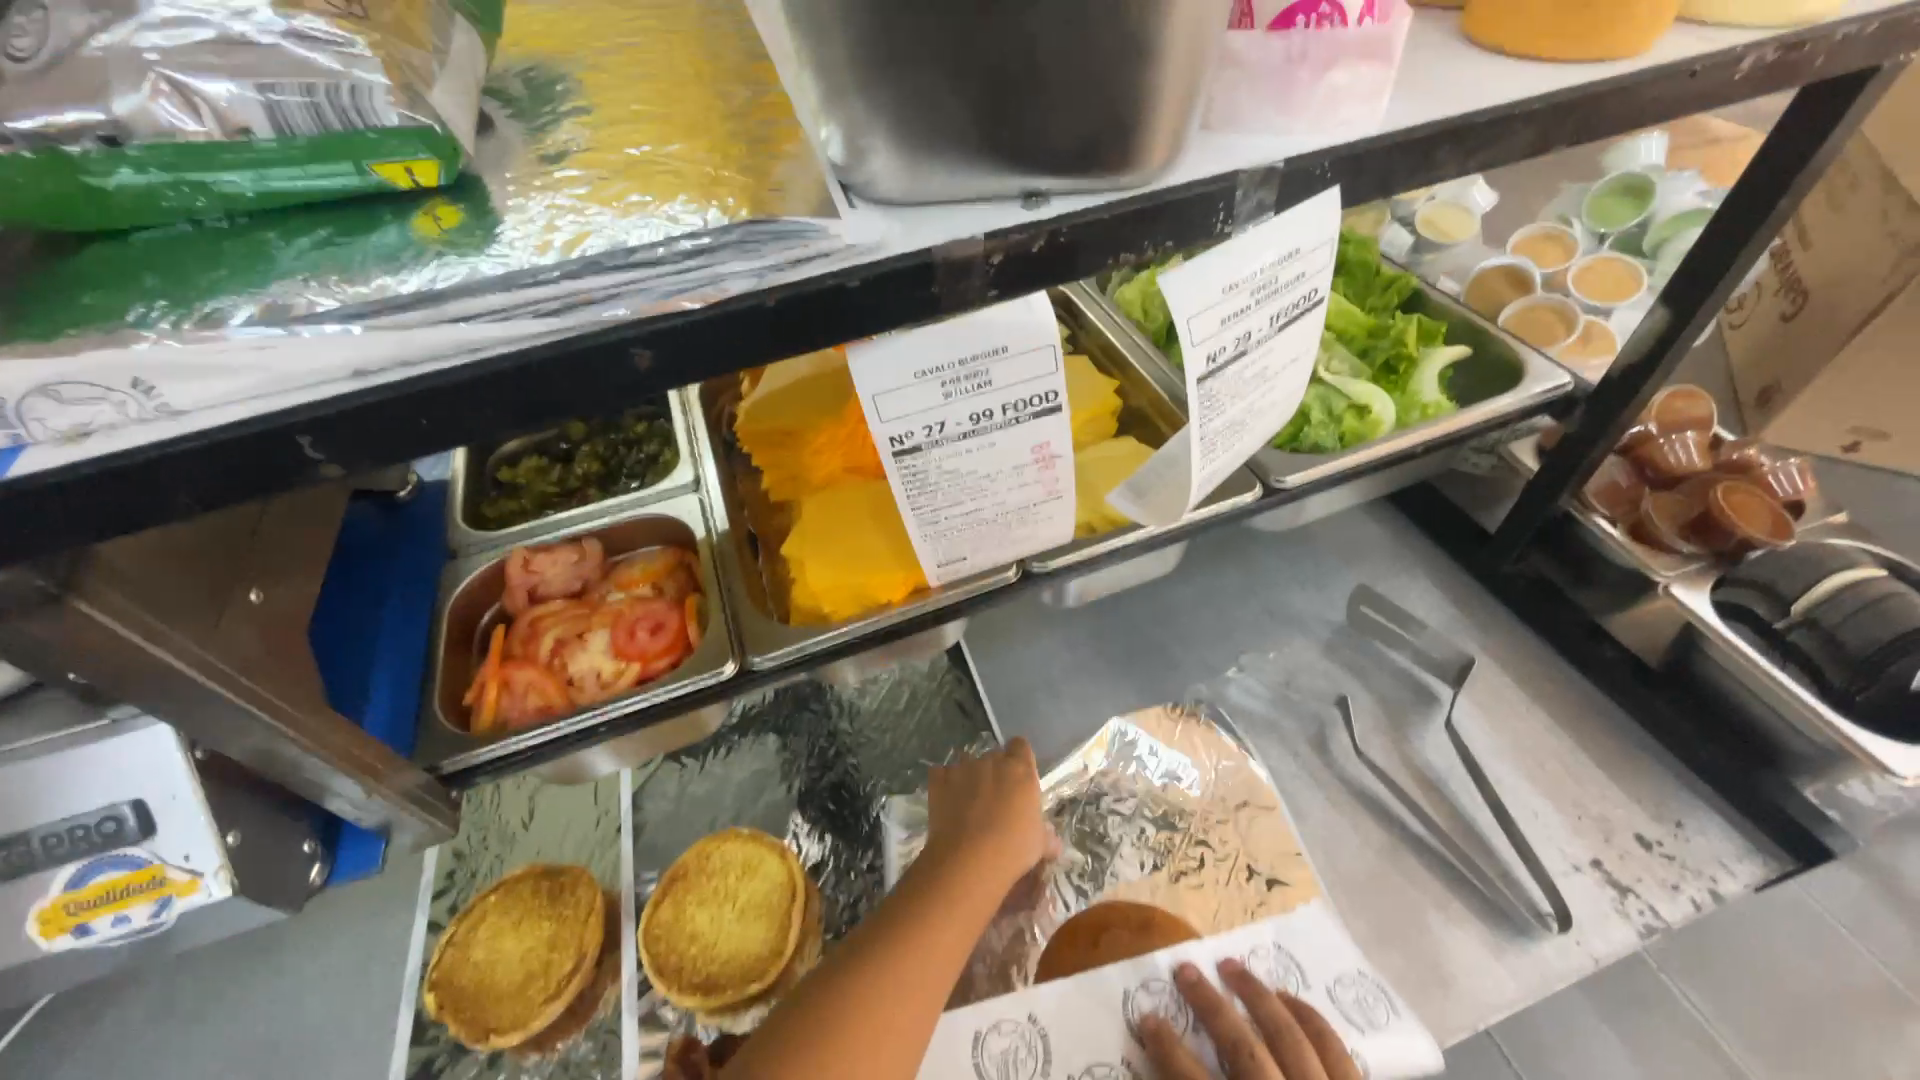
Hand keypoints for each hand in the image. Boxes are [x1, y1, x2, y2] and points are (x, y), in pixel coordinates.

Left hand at [921, 737, 1055, 893]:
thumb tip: (1053, 843)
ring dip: (969, 777)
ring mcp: (962, 768)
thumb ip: (1046, 837)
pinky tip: (946, 802)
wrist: (969, 859)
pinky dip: (944, 784)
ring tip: (968, 803)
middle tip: (995, 798)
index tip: (1018, 777)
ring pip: (967, 763)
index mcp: (1020, 770)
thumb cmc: (1013, 849)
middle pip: (994, 756)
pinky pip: (941, 774)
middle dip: (994, 771)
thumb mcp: (1039, 845)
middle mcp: (991, 761)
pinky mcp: (938, 779)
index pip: (1020, 746)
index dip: (1018, 758)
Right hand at [1140, 959, 1362, 1079]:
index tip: (1147, 1018)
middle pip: (1243, 1051)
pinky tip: (1288, 999)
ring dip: (1257, 998)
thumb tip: (1155, 1070)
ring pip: (1290, 1041)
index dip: (1168, 1052)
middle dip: (1210, 1006)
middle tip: (1185, 971)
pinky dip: (1310, 1020)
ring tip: (1231, 967)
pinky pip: (1335, 1051)